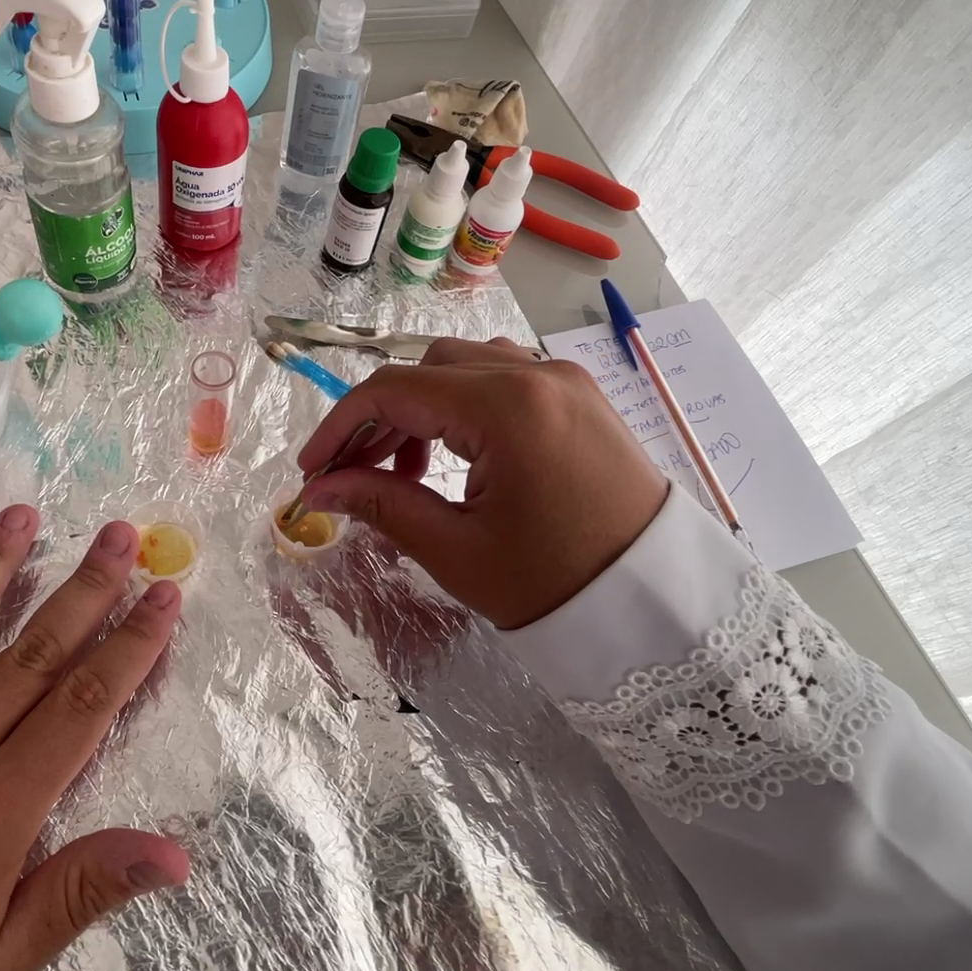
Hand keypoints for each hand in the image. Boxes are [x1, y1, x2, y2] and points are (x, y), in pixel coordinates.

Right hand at [297, 338, 666, 630]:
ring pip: (463, 366)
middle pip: (426, 369)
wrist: (660, 603)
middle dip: (379, 417)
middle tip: (354, 474)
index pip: (394, 390)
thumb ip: (381, 504)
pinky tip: (455, 452)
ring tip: (405, 471)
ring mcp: (563, 379)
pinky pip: (502, 377)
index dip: (340, 426)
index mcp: (506, 407)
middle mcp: (536, 373)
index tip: (311, 469)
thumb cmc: (556, 585)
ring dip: (420, 407)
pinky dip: (462, 405)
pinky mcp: (579, 395)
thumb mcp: (457, 550)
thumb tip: (319, 488)